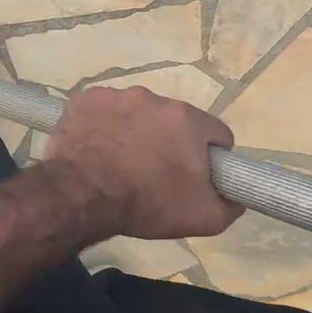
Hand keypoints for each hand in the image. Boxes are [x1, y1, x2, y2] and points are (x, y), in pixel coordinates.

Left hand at [42, 85, 242, 241]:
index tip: (196, 174)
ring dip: (134, 129)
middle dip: (169, 141)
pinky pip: (102, 110)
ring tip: (120, 158)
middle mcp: (150, 98)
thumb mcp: (207, 216)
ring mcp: (112, 96)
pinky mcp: (81, 100)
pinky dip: (103, 124)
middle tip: (154, 169)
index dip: (210, 156)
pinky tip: (96, 145)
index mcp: (186, 119)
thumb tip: (232, 190)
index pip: (215, 134)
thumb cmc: (147, 203)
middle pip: (172, 120)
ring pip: (135, 113)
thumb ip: (231, 200)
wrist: (80, 194)